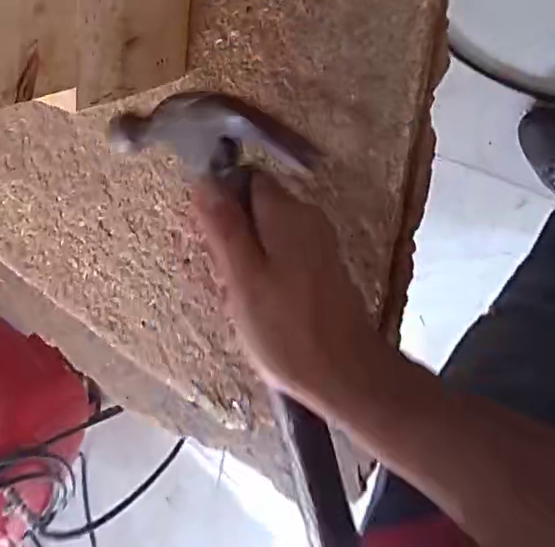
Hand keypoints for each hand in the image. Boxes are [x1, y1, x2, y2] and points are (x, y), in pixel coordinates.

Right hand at [190, 172, 390, 410]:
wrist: (349, 377)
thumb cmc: (287, 329)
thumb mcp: (242, 278)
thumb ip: (223, 226)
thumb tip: (205, 181)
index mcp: (286, 211)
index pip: (247, 178)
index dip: (222, 199)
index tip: (210, 236)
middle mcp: (307, 216)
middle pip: (257, 203)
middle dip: (235, 231)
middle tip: (225, 274)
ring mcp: (320, 240)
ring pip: (269, 230)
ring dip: (250, 253)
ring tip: (242, 295)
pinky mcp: (325, 266)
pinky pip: (285, 250)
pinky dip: (269, 268)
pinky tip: (264, 303)